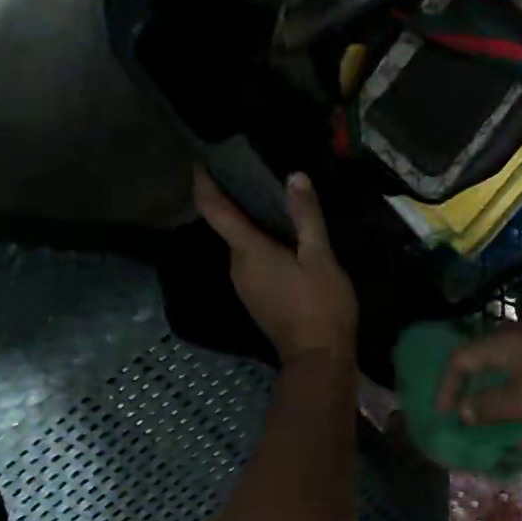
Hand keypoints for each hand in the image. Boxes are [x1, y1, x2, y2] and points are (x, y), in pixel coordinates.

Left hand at [194, 166, 357, 367]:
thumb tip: (294, 176)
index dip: (204, 184)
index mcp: (248, 252)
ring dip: (253, 229)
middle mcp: (238, 268)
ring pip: (243, 249)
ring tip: (276, 209)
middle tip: (258, 179)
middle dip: (239, 204)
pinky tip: (285, 246)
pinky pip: (253, 266)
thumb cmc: (321, 306)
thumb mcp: (321, 258)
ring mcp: (245, 288)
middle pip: (229, 228)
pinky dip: (262, 250)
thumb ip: (306, 217)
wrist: (319, 359)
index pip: (215, 210)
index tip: (201, 161)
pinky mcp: (257, 302)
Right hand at [436, 324, 521, 428]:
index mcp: (506, 341)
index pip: (461, 357)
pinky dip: (514, 386)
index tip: (446, 414)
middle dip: (468, 384)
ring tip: (490, 411)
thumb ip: (488, 406)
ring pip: (506, 362)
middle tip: (463, 410)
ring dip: (493, 387)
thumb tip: (464, 410)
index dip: (447, 386)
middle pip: (483, 355)